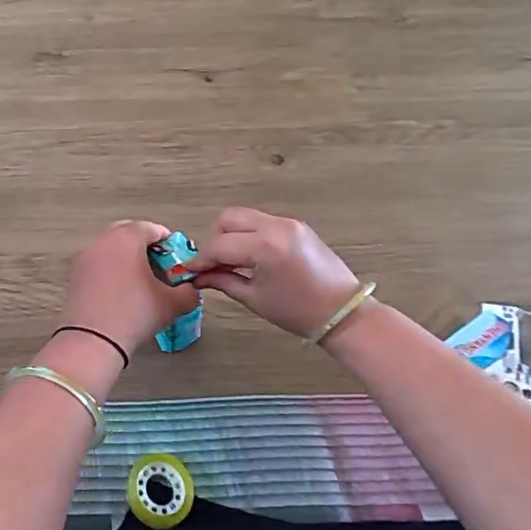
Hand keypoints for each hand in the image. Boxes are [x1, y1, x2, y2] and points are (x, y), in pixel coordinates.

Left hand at [57, 220, 199, 356]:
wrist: (92, 341)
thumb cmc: (134, 315)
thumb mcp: (172, 304)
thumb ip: (188, 292)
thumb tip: (189, 290)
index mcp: (127, 239)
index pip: (151, 228)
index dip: (167, 240)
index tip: (175, 255)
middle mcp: (103, 242)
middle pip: (127, 232)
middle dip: (145, 244)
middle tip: (159, 263)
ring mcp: (85, 258)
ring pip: (110, 247)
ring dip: (126, 256)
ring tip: (140, 278)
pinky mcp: (74, 275)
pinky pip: (98, 263)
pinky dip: (111, 269)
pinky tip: (121, 290)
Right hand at [191, 207, 362, 337]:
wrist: (342, 311)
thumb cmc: (298, 311)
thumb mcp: (254, 298)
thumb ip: (223, 281)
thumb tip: (198, 276)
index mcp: (265, 245)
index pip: (219, 244)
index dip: (200, 259)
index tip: (188, 271)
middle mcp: (276, 226)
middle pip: (229, 219)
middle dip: (215, 240)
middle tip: (211, 265)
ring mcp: (289, 223)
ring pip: (246, 217)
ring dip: (232, 235)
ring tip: (231, 263)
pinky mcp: (297, 226)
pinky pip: (263, 223)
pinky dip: (249, 235)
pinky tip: (250, 258)